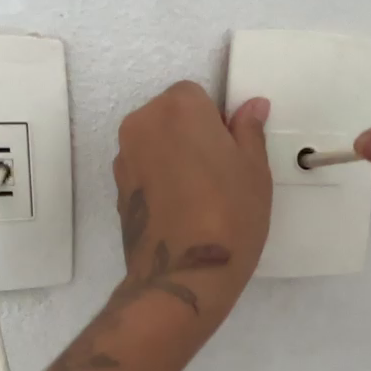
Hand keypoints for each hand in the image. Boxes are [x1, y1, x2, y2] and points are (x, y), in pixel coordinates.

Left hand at [111, 81, 271, 324]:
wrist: (183, 274)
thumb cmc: (229, 214)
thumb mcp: (254, 169)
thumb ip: (249, 130)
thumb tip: (251, 106)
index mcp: (177, 107)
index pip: (198, 95)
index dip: (217, 122)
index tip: (231, 154)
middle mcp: (141, 124)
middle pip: (171, 117)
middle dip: (193, 137)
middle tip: (219, 176)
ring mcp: (123, 158)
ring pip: (155, 145)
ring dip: (174, 159)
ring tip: (200, 198)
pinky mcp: (116, 190)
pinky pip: (144, 171)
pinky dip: (160, 182)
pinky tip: (181, 212)